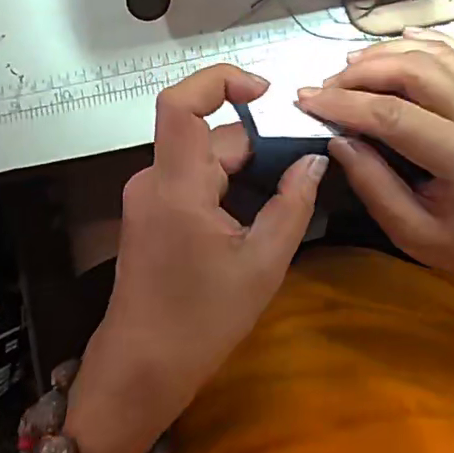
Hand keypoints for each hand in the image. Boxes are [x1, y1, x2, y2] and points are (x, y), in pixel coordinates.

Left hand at [65, 65, 325, 452]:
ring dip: (246, 169)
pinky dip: (228, 185)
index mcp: (176, 186)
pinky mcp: (151, 214)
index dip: (219, 80)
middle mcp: (154, 180)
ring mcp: (148, 197)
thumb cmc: (200, 323)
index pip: (180, 104)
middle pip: (210, 137)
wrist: (139, 372)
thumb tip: (314, 162)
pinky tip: (257, 214)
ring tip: (287, 196)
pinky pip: (194, 180)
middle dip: (259, 145)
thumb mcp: (261, 265)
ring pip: (205, 160)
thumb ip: (292, 205)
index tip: (265, 90)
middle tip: (304, 168)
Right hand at [294, 28, 453, 307]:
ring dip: (387, 52)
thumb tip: (337, 139)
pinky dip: (425, 40)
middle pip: (416, 71)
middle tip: (326, 87)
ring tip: (349, 66)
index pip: (395, 116)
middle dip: (362, 72)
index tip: (306, 100)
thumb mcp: (413, 233)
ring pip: (435, 54)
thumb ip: (373, 184)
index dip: (345, 104)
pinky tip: (399, 39)